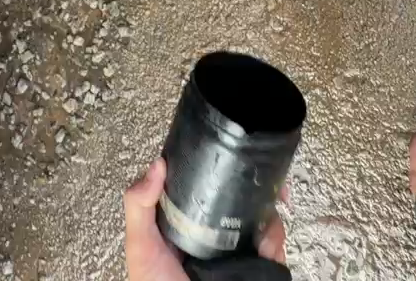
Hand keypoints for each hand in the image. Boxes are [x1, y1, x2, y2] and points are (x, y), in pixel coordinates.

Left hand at [124, 160, 286, 280]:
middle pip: (242, 194)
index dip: (224, 163)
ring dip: (270, 211)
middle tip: (270, 182)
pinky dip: (275, 238)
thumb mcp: (141, 245)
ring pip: (262, 215)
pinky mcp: (253, 265)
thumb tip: (159, 162)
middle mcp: (215, 228)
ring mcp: (236, 247)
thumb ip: (139, 205)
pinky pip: (272, 243)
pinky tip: (268, 244)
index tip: (235, 150)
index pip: (209, 181)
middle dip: (260, 184)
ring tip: (268, 217)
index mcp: (189, 216)